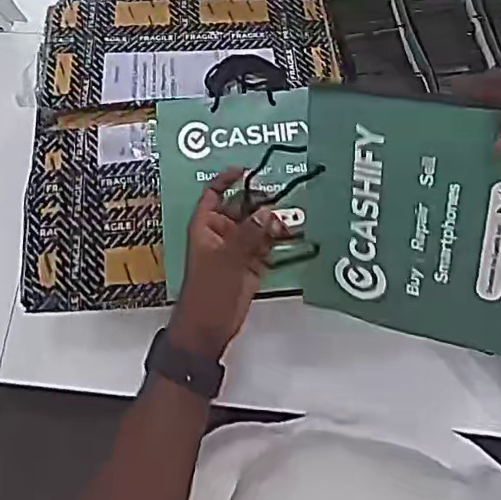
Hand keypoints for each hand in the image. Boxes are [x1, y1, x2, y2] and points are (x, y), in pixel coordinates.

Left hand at [169, 169, 286, 359]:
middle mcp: (221, 232)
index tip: (248, 170)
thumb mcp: (227, 259)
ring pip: (257, 226)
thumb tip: (269, 212)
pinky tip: (295, 234)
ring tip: (293, 217)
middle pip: (242, 207)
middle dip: (261, 201)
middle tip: (284, 196)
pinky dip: (279, 240)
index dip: (228, 179)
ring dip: (274, 221)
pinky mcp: (251, 265)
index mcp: (205, 224)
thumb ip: (249, 234)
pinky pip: (267, 245)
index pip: (214, 192)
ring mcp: (237, 248)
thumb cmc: (207, 292)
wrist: (208, 329)